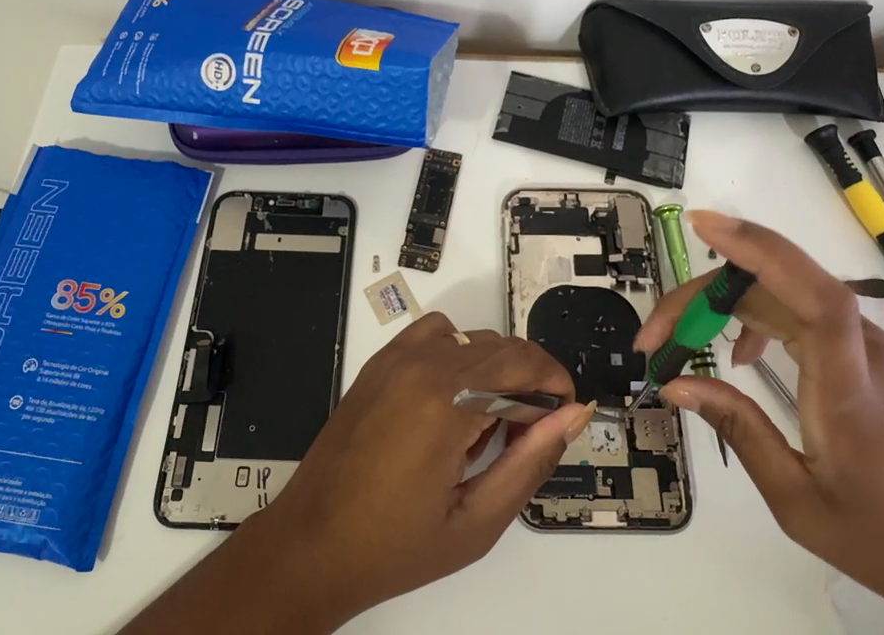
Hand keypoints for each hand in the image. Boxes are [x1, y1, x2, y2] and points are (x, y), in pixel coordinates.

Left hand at [123, 312, 590, 634]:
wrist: (311, 547)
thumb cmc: (394, 545)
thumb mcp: (477, 520)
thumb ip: (531, 461)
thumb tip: (572, 415)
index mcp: (445, 402)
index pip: (522, 364)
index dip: (555, 385)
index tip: (565, 416)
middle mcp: (418, 365)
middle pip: (498, 346)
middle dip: (528, 381)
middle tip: (528, 434)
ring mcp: (391, 361)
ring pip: (467, 336)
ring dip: (492, 366)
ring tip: (488, 422)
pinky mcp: (375, 367)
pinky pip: (431, 336)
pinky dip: (454, 354)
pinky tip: (451, 403)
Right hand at [636, 211, 883, 634]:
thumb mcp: (800, 501)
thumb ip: (739, 431)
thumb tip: (678, 384)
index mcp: (849, 387)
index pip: (809, 293)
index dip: (758, 247)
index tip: (704, 223)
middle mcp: (868, 353)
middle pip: (782, 288)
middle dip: (709, 296)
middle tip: (657, 336)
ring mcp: (880, 354)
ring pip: (795, 300)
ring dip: (735, 308)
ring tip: (687, 344)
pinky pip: (816, 320)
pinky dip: (768, 322)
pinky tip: (745, 357)